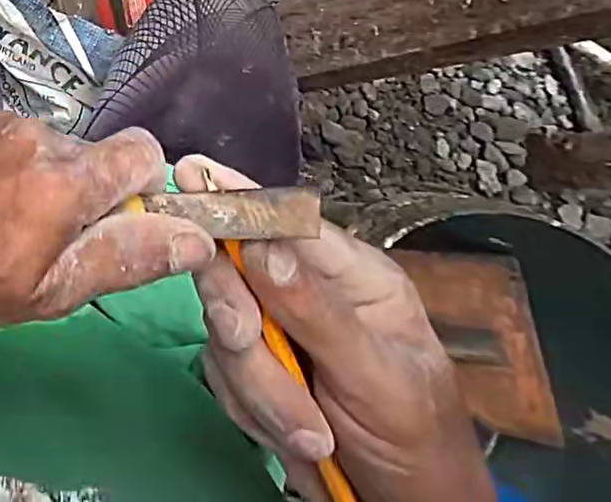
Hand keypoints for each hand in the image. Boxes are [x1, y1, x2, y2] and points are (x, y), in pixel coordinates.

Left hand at [0, 111, 215, 337]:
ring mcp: (10, 123)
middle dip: (98, 191)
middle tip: (56, 236)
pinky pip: (30, 139)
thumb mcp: (52, 292)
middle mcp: (45, 136)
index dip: (144, 188)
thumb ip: (129, 257)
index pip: (146, 152)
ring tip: (16, 219)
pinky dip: (27, 165)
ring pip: (68, 147)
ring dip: (60, 179)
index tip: (118, 224)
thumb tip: (195, 239)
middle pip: (105, 153)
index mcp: (67, 179)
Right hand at [175, 156, 495, 501]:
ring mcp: (276, 328)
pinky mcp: (255, 369)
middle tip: (247, 336)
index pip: (287, 220)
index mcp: (347, 272)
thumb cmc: (417, 434)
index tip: (193, 172)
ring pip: (226, 330)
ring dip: (263, 390)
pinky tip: (295, 438)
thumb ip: (319, 312)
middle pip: (240, 271)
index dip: (240, 196)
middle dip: (242, 316)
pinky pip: (223, 375)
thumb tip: (262, 246)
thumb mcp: (379, 377)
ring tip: (311, 433)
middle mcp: (304, 289)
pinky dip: (253, 412)